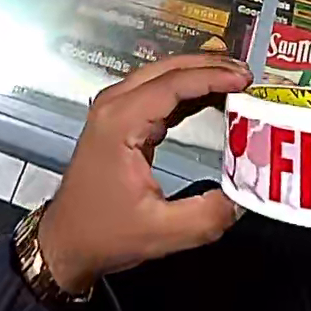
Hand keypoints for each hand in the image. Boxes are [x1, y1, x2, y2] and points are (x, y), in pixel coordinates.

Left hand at [37, 54, 251, 292]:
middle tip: (246, 75)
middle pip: (170, 68)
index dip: (212, 77)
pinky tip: (214, 96)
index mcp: (120, 120)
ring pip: (165, 73)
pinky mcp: (123, 114)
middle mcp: (116, 102)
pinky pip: (160, 89)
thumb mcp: (158, 233)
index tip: (244, 79)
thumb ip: (204, 216)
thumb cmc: (102, 234)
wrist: (63, 243)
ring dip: (201, 74)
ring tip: (237, 81)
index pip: (173, 83)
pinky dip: (189, 89)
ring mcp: (117, 105)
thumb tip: (242, 197)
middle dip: (211, 66)